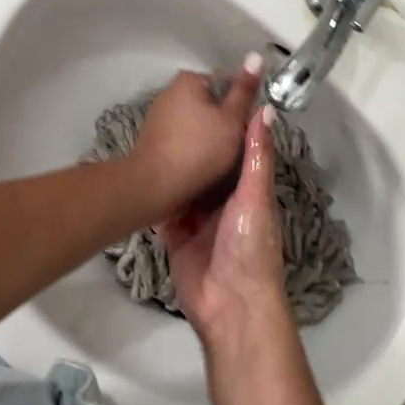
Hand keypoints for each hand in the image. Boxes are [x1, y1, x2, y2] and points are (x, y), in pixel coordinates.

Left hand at [130, 56, 262, 213]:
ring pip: (197, 122)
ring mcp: (159, 115)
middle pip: (211, 103)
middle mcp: (170, 91)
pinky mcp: (154, 137)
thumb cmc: (199, 149)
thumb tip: (256, 55)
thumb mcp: (231, 119)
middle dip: (224, 122)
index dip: (241, 106)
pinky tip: (200, 166)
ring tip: (220, 161)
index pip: (226, 83)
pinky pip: (183, 137)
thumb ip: (245, 90)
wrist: (154, 185)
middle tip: (237, 147)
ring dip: (210, 137)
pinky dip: (193, 148)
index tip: (247, 128)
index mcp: (189, 80)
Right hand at [158, 101, 286, 345]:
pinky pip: (163, 212)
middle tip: (167, 117)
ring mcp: (197, 221)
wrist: (230, 306)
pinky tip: (138, 176)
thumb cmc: (250, 247)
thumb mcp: (256, 196)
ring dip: (170, 172)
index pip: (233, 153)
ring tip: (148, 138)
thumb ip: (257, 155)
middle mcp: (222, 202)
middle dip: (190, 150)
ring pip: (181, 188)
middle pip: (203, 170)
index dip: (222, 129)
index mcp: (248, 190)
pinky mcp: (176, 238)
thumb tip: (266, 108)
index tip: (206, 98)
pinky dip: (154, 199)